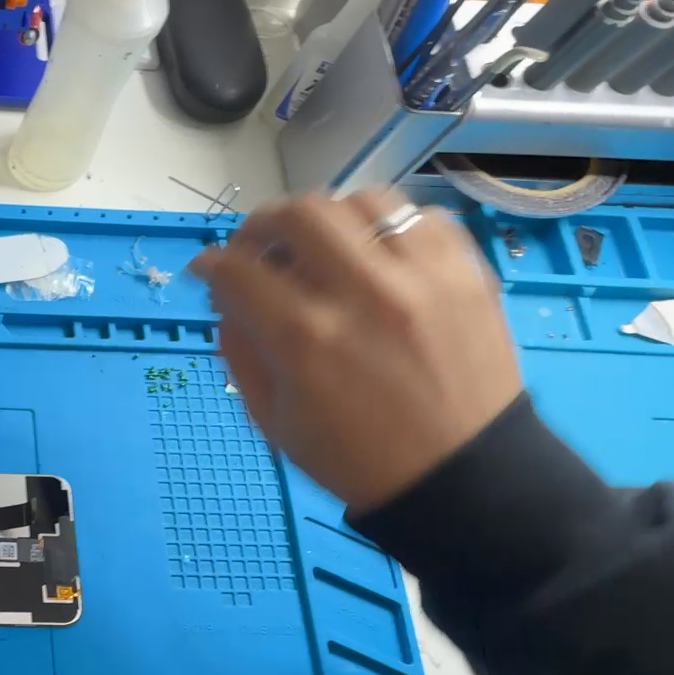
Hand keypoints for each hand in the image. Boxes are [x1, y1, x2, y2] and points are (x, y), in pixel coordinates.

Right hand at [188, 187, 522, 511]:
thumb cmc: (350, 456)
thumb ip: (239, 350)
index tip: (206, 269)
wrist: (458, 475)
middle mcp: (362, 293)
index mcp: (303, 338)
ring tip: (317, 244)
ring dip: (324, 216)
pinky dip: (385, 225)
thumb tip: (227, 300)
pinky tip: (373, 253)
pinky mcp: (467, 272)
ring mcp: (422, 276)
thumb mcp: (269, 416)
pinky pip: (420, 216)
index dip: (209, 264)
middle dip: (259, 224)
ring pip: (361, 200)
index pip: (238, 270)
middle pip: (298, 214)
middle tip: (254, 245)